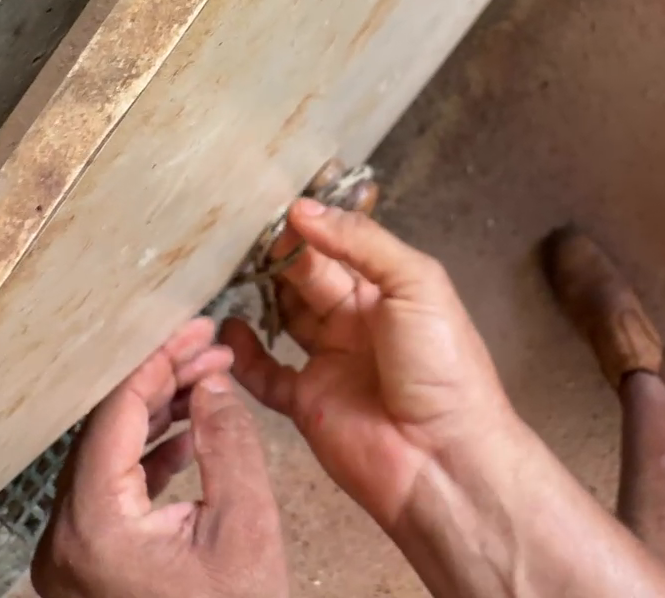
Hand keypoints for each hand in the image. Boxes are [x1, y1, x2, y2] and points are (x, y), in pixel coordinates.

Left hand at [33, 318, 287, 597]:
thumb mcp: (244, 520)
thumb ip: (226, 437)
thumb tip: (210, 377)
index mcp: (94, 526)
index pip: (117, 412)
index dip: (159, 359)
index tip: (198, 328)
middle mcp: (63, 538)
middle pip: (109, 427)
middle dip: (163, 380)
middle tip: (211, 349)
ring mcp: (68, 553)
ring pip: (109, 451)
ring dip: (160, 411)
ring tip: (208, 380)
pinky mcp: (85, 560)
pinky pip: (110, 484)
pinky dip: (150, 451)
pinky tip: (188, 431)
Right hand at [220, 200, 517, 529]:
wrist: (444, 459)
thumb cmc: (440, 360)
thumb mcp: (416, 283)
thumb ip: (362, 243)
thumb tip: (302, 209)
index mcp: (384, 286)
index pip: (338, 244)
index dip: (307, 225)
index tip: (267, 204)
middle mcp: (353, 317)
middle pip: (306, 276)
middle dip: (276, 255)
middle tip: (235, 234)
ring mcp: (328, 359)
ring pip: (282, 317)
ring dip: (257, 295)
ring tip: (220, 271)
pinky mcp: (306, 402)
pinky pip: (267, 374)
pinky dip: (244, 355)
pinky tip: (226, 331)